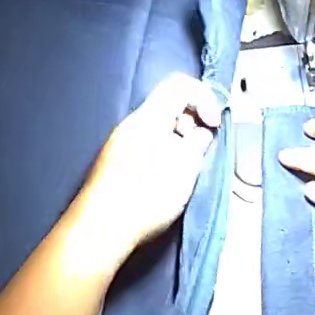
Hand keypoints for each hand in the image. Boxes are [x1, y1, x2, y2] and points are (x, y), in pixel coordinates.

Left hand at [62, 75, 223, 268]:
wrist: (100, 229)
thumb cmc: (146, 196)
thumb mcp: (185, 168)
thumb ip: (198, 143)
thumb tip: (199, 133)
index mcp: (149, 117)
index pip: (179, 84)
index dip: (204, 97)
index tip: (213, 124)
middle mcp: (130, 124)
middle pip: (167, 106)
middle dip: (191, 121)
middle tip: (200, 148)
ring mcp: (118, 143)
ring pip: (156, 128)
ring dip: (177, 141)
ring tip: (184, 169)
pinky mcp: (112, 164)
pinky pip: (143, 145)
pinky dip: (161, 153)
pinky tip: (164, 181)